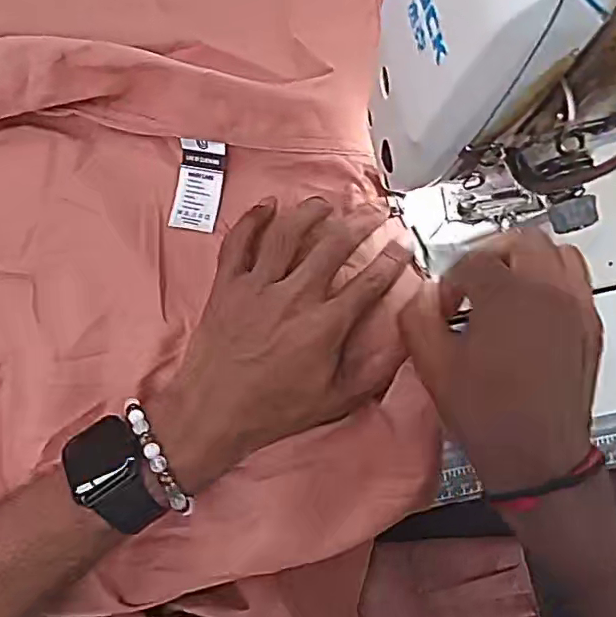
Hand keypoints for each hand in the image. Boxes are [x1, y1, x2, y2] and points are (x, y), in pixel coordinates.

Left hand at [151, 197, 413, 489]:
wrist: (213, 412)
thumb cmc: (271, 410)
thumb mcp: (334, 401)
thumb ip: (373, 373)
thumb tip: (401, 347)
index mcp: (323, 325)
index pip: (368, 281)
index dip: (391, 259)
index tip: (402, 244)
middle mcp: (293, 297)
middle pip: (334, 245)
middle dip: (362, 223)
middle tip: (376, 212)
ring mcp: (257, 287)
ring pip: (287, 233)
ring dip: (310, 212)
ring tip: (325, 204)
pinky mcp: (227, 286)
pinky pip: (239, 242)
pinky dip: (253, 220)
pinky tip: (266, 207)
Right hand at [397, 228, 601, 491]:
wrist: (536, 454)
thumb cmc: (491, 416)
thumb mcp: (433, 366)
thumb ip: (417, 318)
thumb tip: (420, 298)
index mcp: (508, 298)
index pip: (473, 260)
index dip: (450, 281)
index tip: (444, 304)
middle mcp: (550, 294)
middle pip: (522, 240)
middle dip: (490, 254)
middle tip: (472, 279)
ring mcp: (577, 309)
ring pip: (558, 252)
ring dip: (526, 261)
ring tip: (503, 286)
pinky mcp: (590, 327)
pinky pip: (576, 282)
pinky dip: (551, 281)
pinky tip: (530, 308)